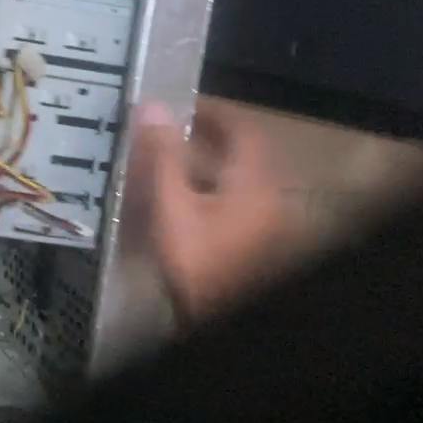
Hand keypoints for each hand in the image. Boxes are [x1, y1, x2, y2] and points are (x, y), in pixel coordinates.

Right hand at [137, 100, 299, 323]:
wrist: (220, 319)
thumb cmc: (197, 259)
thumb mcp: (172, 204)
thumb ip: (163, 156)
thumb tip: (152, 108)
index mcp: (255, 185)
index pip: (243, 131)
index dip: (213, 112)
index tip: (179, 103)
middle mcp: (270, 199)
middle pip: (244, 154)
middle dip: (208, 136)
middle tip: (169, 127)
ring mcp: (267, 224)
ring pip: (240, 177)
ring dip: (208, 161)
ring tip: (168, 156)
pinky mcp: (256, 242)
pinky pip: (237, 198)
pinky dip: (211, 184)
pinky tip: (182, 195)